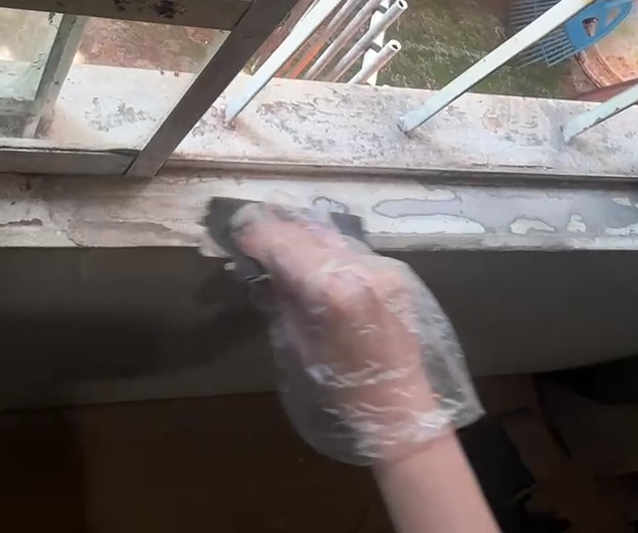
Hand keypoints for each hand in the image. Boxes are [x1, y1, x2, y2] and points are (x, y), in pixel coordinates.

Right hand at [231, 204, 476, 464]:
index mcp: (330, 290)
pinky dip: (326, 249)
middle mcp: (358, 268)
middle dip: (276, 229)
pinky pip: (350, 249)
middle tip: (253, 233)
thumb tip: (264, 265)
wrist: (399, 408)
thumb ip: (282, 297)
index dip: (256, 235)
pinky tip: (313, 258)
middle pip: (306, 231)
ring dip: (301, 235)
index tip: (238, 234)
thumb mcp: (296, 343)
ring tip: (279, 240)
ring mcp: (381, 267)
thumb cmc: (339, 387)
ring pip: (329, 235)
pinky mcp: (395, 271)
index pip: (283, 245)